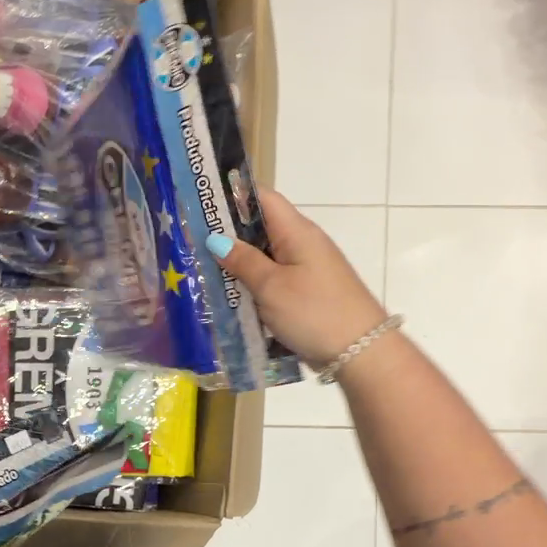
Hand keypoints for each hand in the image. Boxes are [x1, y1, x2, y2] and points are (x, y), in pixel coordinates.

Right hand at [205, 190, 387, 367]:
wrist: (358, 350)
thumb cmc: (313, 311)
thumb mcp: (271, 286)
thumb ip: (243, 261)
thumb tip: (216, 239)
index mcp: (297, 232)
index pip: (264, 199)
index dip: (234, 196)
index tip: (201, 202)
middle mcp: (301, 245)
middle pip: (260, 229)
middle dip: (227, 234)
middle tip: (188, 240)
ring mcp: (303, 270)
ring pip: (262, 258)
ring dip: (235, 263)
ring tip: (198, 268)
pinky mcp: (301, 294)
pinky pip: (269, 281)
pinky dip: (247, 285)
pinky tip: (224, 295)